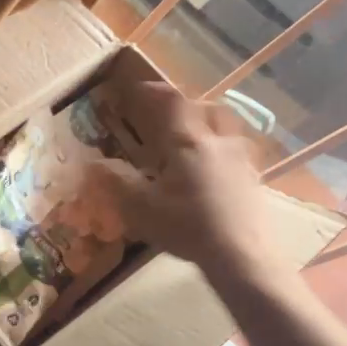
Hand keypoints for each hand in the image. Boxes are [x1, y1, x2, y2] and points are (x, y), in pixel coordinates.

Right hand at [94, 81, 274, 276]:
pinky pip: (238, 154)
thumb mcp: (141, 207)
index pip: (173, 102)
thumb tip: (92, 164)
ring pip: (229, 130)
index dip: (156, 91)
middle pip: (210, 109)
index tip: (139, 88)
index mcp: (189, 143)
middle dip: (190, 105)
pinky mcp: (254, 183)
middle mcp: (219, 143)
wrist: (242, 257)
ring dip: (210, 126)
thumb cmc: (187, 226)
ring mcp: (242, 162)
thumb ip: (116, 181)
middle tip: (172, 115)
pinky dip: (222, 152)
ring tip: (195, 141)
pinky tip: (213, 173)